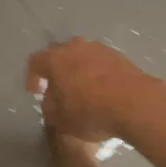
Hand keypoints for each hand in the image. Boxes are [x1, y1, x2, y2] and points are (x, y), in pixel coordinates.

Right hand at [26, 37, 158, 141]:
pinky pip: (97, 59)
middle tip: (58, 88)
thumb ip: (49, 108)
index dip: (32, 76)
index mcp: (55, 59)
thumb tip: (50, 99)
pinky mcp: (115, 53)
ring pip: (79, 54)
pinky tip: (101, 88)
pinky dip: (94, 70)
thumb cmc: (90, 111)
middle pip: (57, 53)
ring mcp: (96, 47)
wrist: (133, 101)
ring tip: (81, 88)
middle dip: (55, 69)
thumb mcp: (61, 120)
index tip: (35, 91)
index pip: (35, 61)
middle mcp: (74, 46)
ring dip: (76, 68)